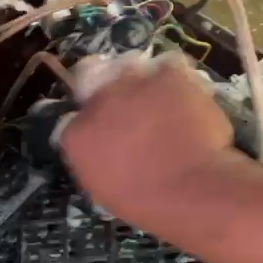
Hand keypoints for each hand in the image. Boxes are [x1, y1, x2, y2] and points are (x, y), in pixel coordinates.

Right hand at [56, 52, 245, 224]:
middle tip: (126, 105)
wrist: (189, 186)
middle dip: (105, 88)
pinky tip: (181, 94)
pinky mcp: (167, 74)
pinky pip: (166, 63)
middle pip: (90, 76)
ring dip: (137, 78)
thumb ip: (92, 156)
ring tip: (155, 95)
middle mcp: (95, 101)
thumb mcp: (100, 185)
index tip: (103, 129)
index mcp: (75, 134)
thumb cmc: (142, 198)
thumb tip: (100, 145)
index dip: (88, 119)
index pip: (72, 116)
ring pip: (128, 64)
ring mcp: (130, 82)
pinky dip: (172, 76)